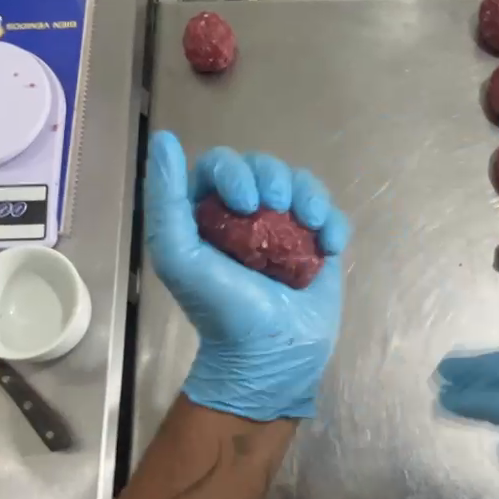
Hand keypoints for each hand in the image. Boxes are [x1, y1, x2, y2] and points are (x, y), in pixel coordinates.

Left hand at [144, 131, 349, 420]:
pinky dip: (333, 223)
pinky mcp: (316, 247)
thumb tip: (164, 141)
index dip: (235, 172)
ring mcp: (283, 230)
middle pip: (264, 167)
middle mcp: (245, 216)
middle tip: (278, 210)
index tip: (245, 202)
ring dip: (309, 195)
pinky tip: (330, 247)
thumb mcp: (179, 257)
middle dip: (275, 179)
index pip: (221, 166)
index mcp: (207, 214)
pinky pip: (329, 214)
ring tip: (310, 225)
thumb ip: (166, 200)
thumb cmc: (221, 310)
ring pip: (300, 184)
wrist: (271, 357)